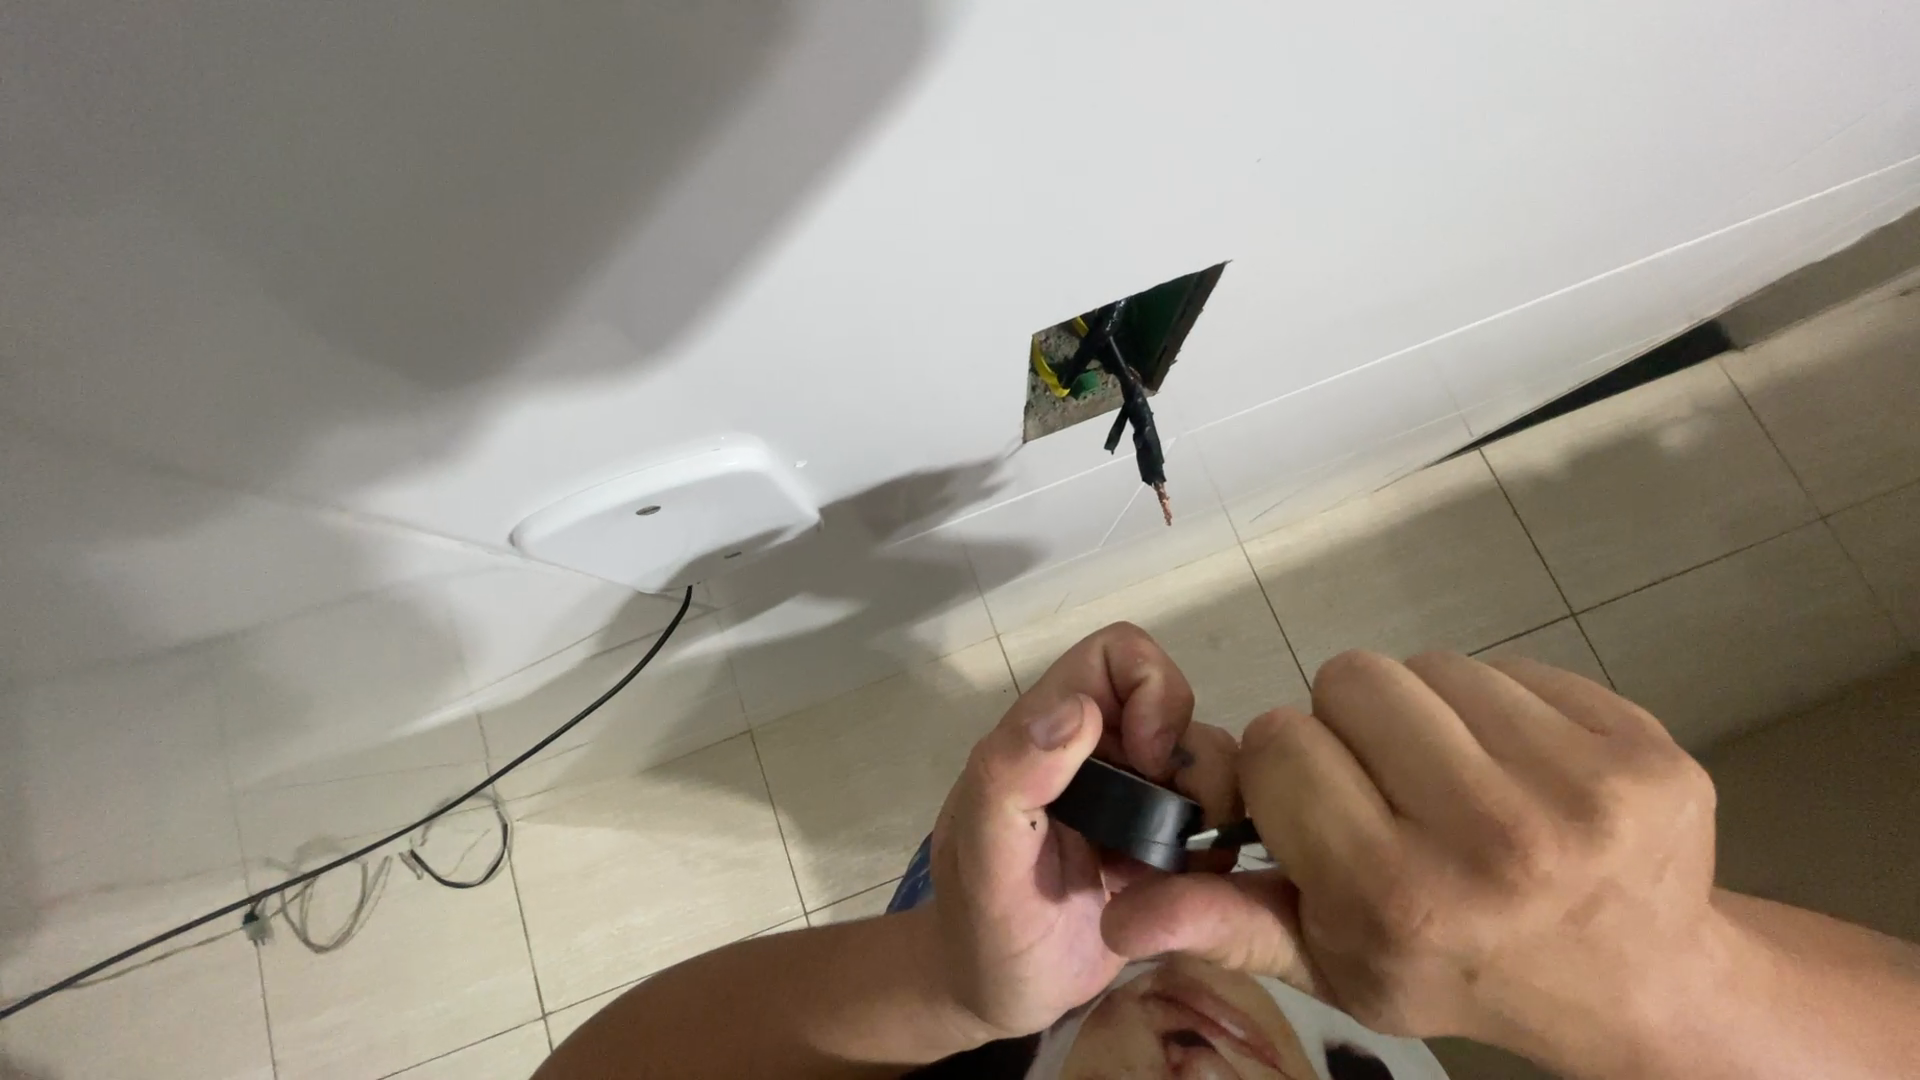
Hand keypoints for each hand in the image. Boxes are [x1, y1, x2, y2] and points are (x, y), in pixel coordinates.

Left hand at [926, 622, 1238, 1042]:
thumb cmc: (979, 921)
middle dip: (1191, 761)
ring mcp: (1136, 798)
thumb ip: (1010, 777)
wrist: (998, 992)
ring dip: (1210, 813)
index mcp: (1049, 729)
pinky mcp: (1165, 845)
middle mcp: (1099, 750)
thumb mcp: (983, 853)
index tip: (1146, 758)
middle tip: (1168, 829)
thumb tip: (1078, 710)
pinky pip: (1219, 822)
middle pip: (1178, 707)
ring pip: (1208, 763)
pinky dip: (1218, 852)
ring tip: (1173, 874)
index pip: (1118, 654)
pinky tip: (1187, 895)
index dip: (1150, 688)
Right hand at [1103, 649, 1724, 1075]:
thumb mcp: (1327, 960)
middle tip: (1384, 783)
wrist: (1643, 987)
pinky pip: (1503, 666)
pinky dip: (1489, 706)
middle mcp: (1493, 841)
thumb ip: (1225, 920)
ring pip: (1422, 664)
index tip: (1320, 803)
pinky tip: (1515, 768)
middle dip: (1346, 724)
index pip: (1280, 743)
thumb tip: (1120, 915)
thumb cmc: (1454, 969)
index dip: (1287, 765)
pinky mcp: (1644, 743)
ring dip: (1415, 710)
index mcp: (1397, 897)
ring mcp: (1583, 787)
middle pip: (1348, 680)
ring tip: (1449, 776)